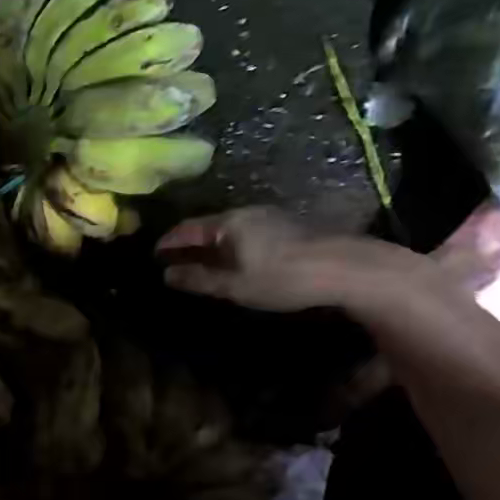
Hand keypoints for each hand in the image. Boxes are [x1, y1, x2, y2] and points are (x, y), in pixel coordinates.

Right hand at [156, 206, 450, 317]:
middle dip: (189, 242)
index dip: (168, 241)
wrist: (345, 267)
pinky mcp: (288, 225)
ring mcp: (269, 216)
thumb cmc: (282, 278)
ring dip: (212, 244)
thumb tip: (166, 274)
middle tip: (174, 259)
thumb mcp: (234, 286)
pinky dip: (232, 245)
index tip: (153, 253)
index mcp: (227, 223)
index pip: (186, 229)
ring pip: (230, 228)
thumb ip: (198, 279)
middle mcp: (245, 212)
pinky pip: (248, 231)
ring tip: (202, 261)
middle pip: (208, 225)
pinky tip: (237, 259)